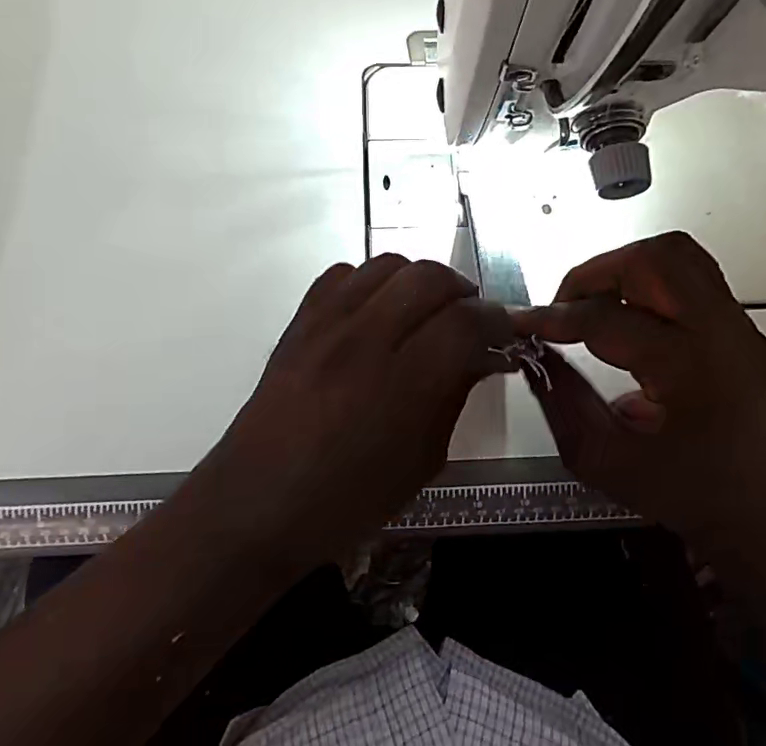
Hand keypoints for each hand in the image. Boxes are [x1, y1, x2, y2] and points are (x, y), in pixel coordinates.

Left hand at [186, 254, 513, 571]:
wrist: (259, 498)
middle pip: (427, 277)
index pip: (465, 320)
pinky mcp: (298, 321)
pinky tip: (376, 312)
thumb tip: (481, 355)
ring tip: (425, 311)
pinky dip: (370, 283)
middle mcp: (362, 339)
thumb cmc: (346, 500)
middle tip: (470, 319)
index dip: (497, 320)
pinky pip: (341, 275)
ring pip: (385, 265)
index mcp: (401, 384)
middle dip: (462, 291)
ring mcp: (325, 324)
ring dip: (417, 281)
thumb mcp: (421, 460)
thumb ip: (454, 396)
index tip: (506, 332)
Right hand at [512, 231, 765, 534]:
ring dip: (619, 269)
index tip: (522, 323)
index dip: (554, 318)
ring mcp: (735, 323)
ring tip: (592, 305)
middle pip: (652, 261)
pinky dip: (641, 278)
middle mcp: (721, 336)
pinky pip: (683, 271)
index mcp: (691, 373)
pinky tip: (620, 311)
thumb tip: (532, 352)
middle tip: (565, 308)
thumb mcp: (598, 457)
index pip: (608, 318)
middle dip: (593, 275)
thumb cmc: (678, 488)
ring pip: (672, 253)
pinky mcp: (733, 320)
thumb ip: (558, 398)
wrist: (748, 503)